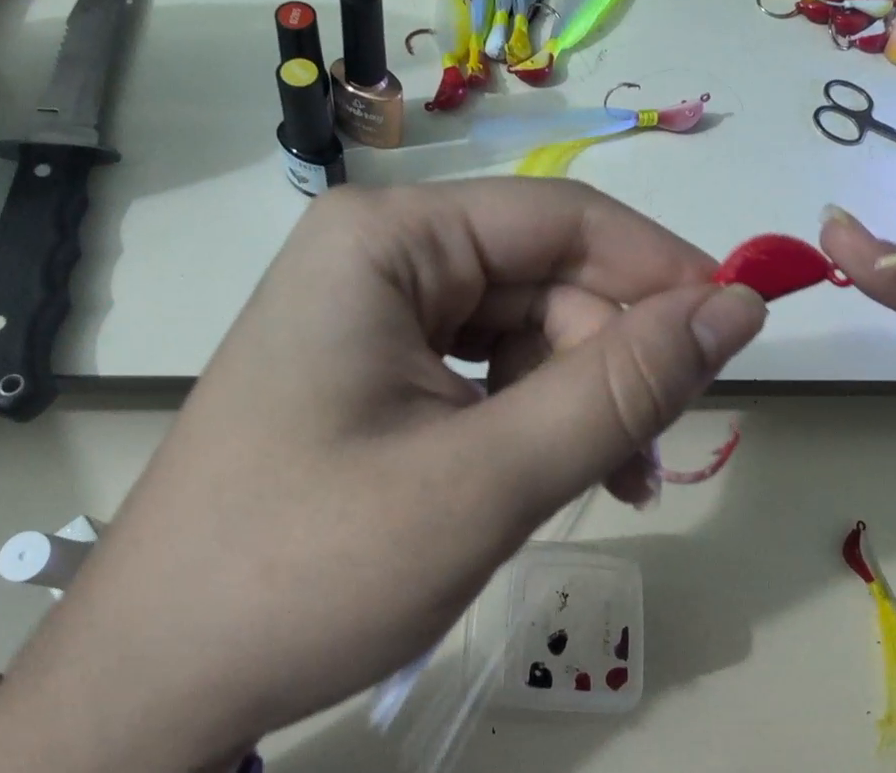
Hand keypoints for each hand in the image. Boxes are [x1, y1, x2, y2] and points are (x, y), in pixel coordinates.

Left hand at [0, 179, 768, 772]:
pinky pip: (479, 370)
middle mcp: (375, 254)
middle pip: (542, 277)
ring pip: (520, 329)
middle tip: (648, 458)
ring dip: (577, 398)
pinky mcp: (366, 369)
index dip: (660, 272)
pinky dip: (530, 418)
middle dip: (609, 360)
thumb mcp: (486, 478)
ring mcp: (366, 313)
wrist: (157, 676)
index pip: (563, 219)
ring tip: (608, 484)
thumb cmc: (309, 568)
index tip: (738, 336)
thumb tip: (737, 307)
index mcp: (388, 238)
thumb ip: (620, 387)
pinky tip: (550, 477)